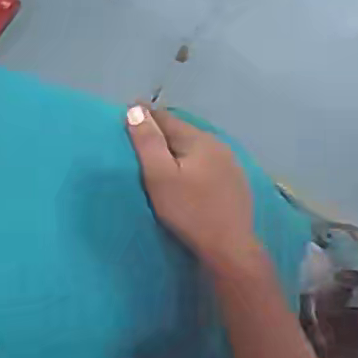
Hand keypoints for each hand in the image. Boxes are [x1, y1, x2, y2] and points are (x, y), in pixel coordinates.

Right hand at [126, 106, 262, 272]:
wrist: (229, 247)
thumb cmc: (188, 210)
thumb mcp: (159, 175)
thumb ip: (147, 141)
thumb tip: (135, 109)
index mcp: (198, 139)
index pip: (164, 117)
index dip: (142, 115)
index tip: (124, 117)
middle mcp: (218, 144)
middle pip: (181, 130)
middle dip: (159, 130)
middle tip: (136, 137)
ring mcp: (230, 163)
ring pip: (194, 146)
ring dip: (175, 146)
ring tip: (156, 155)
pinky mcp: (234, 181)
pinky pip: (205, 161)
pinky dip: (189, 161)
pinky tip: (184, 173)